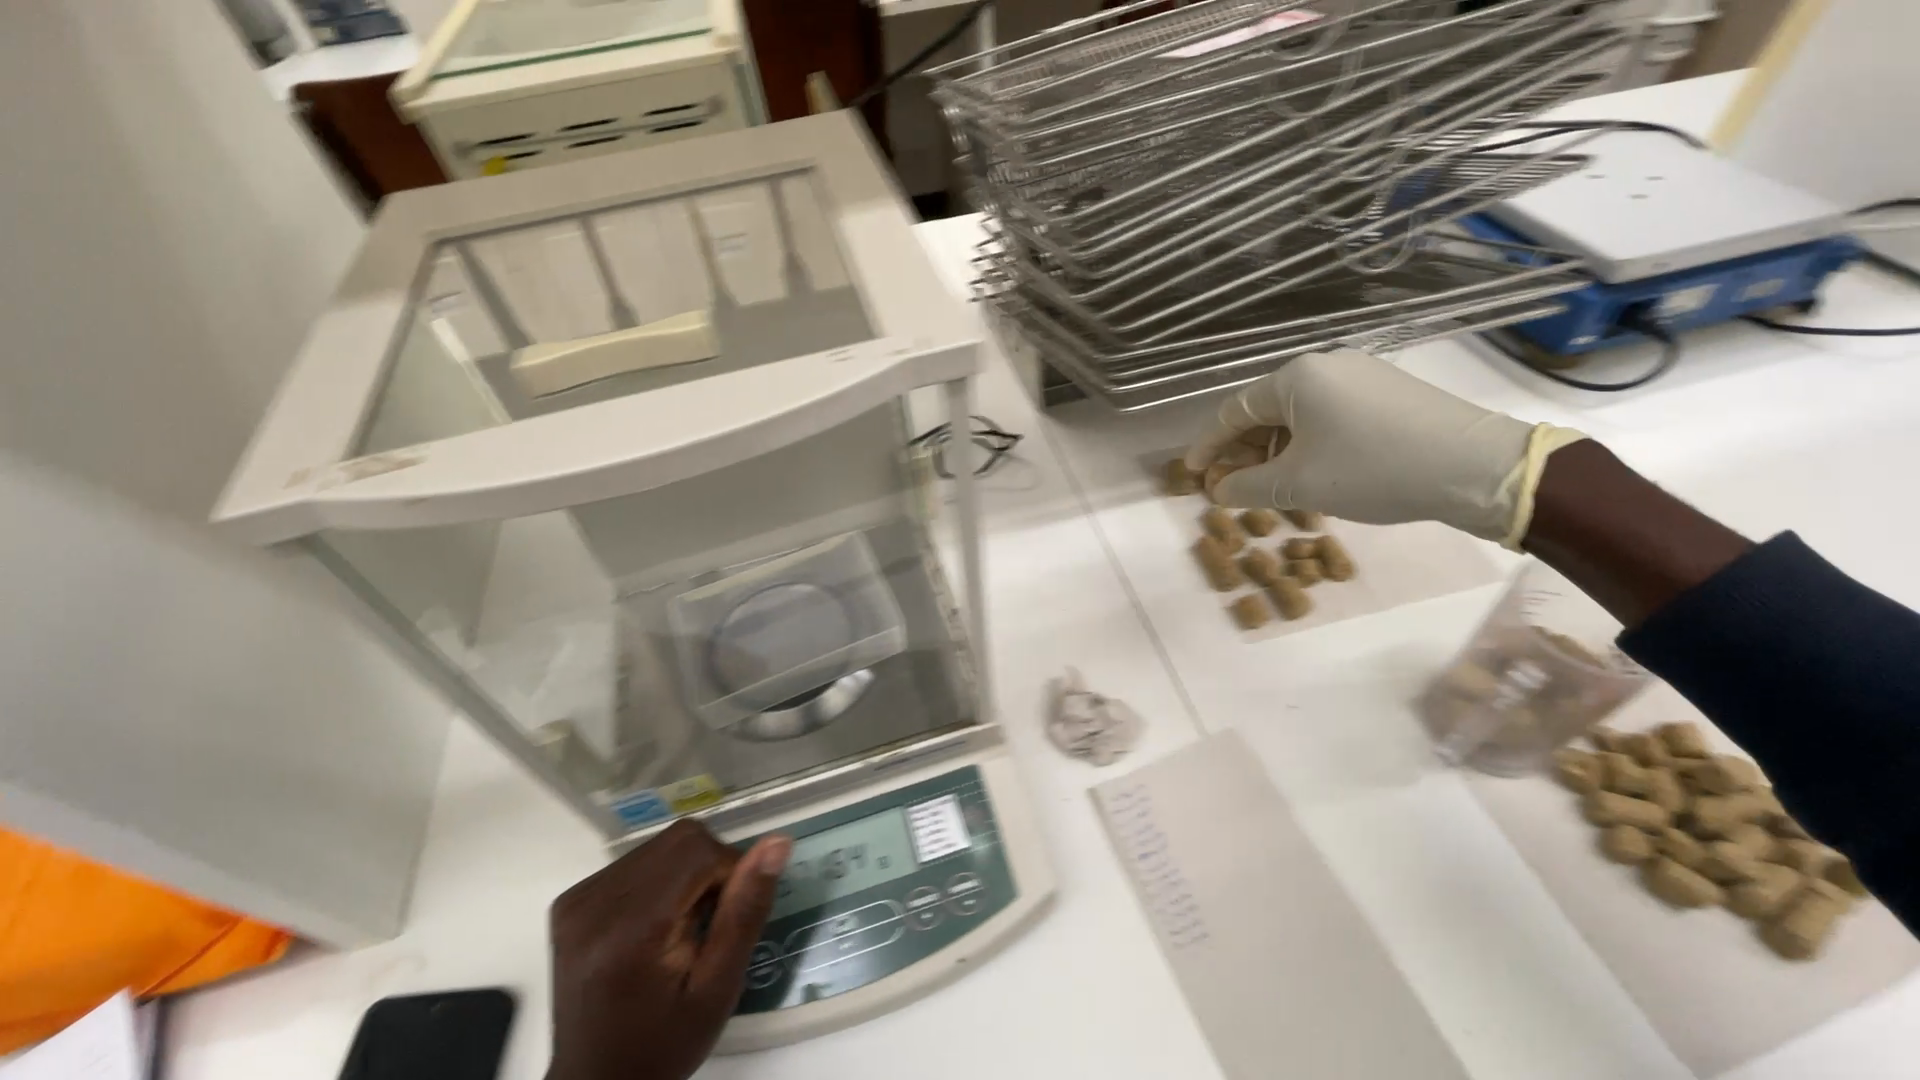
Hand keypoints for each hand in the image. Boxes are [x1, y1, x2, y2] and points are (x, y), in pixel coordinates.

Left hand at [547, 820, 791, 1079]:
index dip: (730, 873)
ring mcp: (576, 900)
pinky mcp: (570, 902)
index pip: (698, 850)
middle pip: (678, 841)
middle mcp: (593, 903)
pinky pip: (634, 862)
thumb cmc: (665, 1042)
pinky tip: (654, 927)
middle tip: (708, 927)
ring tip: (680, 930)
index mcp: (629, 930)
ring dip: (684, 875)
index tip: (729, 920)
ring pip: (659, 847)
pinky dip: (659, 882)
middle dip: (709, 870)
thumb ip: (746, 911)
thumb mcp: (719, 987)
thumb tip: (777, 842)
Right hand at [1185, 348, 1584, 546]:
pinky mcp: (1389, 391)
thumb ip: (1247, 487)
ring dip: (1278, 452)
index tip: (1192, 476)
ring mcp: (1362, 375)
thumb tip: (1218, 489)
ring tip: (1275, 489)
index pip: (1233, 412)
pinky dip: (1311, 444)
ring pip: (1300, 415)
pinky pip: (1332, 416)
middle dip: (1244, 452)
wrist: (1474, 466)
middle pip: (1266, 410)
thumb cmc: (1372, 469)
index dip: (1208, 447)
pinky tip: (1317, 473)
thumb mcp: (1298, 485)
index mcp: (1296, 377)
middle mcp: (1326, 365)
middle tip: (1233, 488)